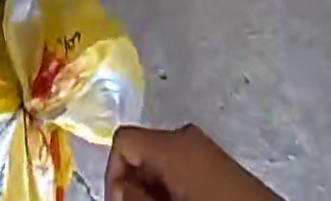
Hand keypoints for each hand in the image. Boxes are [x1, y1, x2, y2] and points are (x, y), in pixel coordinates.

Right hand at [107, 124, 282, 200]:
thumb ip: (138, 198)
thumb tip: (120, 189)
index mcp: (173, 142)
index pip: (124, 140)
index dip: (113, 173)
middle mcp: (186, 136)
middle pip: (142, 150)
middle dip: (135, 184)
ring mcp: (204, 149)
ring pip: (160, 162)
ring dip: (153, 189)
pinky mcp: (217, 164)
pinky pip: (180, 169)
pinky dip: (171, 189)